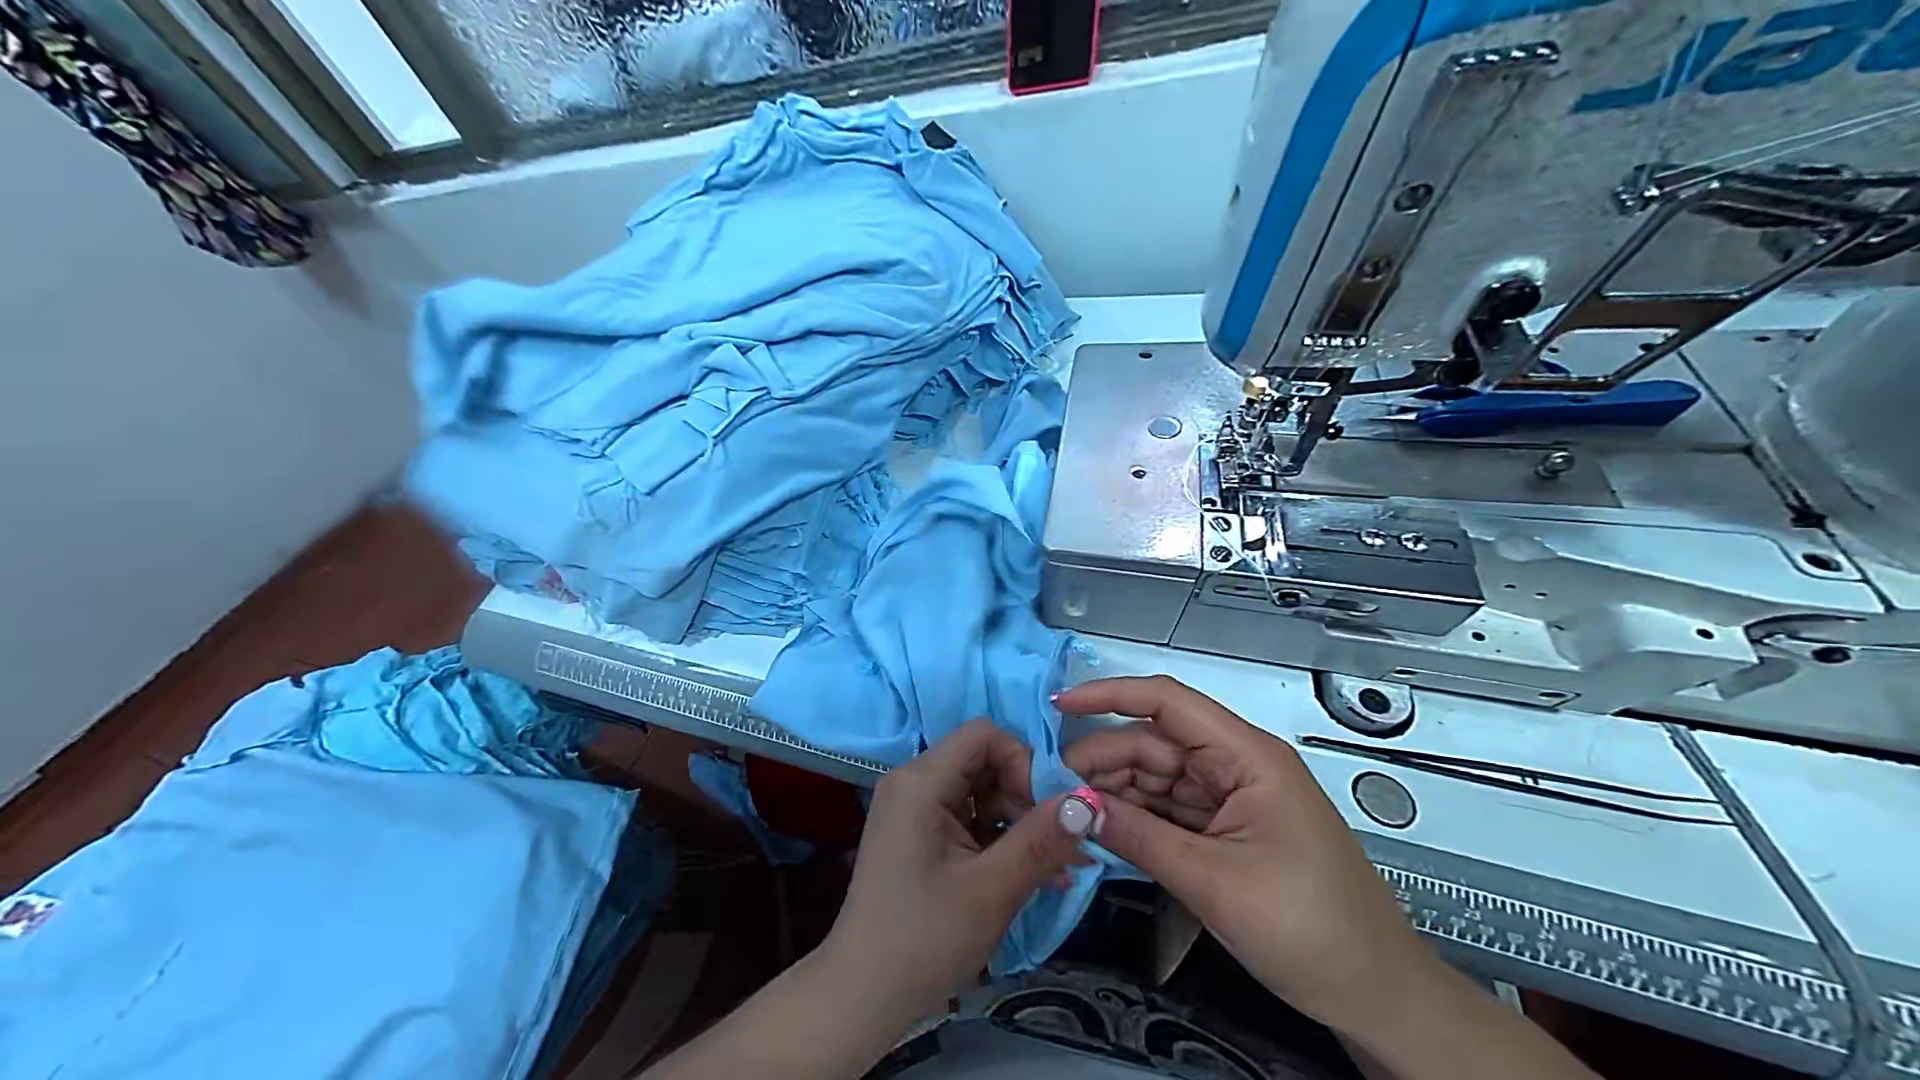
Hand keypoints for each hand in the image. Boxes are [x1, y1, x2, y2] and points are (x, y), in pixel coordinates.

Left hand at [820, 717, 1088, 1017]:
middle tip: (1059, 846)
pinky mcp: (920, 835)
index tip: (1045, 811)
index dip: (1022, 763)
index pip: (984, 735)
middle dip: (1026, 798)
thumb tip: (1088, 801)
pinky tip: (1033, 875)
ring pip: (982, 792)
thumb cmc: (924, 939)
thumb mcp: (992, 890)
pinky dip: (1000, 840)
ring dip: (1020, 824)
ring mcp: (915, 810)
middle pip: (984, 762)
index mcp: (920, 782)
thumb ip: (1041, 839)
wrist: (862, 997)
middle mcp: (914, 783)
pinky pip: (969, 819)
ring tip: (1056, 869)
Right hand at [1058, 676, 1441, 1035]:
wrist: (1376, 996)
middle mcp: (1236, 765)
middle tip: (1052, 787)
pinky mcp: (1224, 829)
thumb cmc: (1311, 929)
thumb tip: (1074, 803)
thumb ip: (1138, 835)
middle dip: (1101, 760)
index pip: (1167, 702)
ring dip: (1113, 791)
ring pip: (1155, 777)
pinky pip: (1167, 810)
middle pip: (1153, 743)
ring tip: (1068, 810)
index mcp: (1246, 756)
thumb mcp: (1214, 881)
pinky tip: (1101, 828)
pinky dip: (1133, 818)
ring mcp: (1229, 798)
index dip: (1109, 695)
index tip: (1060, 707)